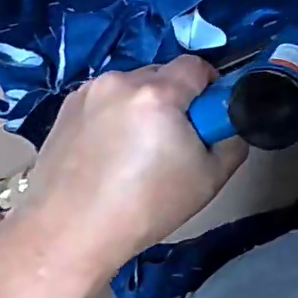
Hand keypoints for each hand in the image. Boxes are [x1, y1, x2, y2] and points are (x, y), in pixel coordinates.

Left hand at [3, 56, 247, 280]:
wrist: (68, 232)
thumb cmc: (143, 208)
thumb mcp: (208, 180)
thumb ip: (230, 140)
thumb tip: (228, 123)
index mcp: (157, 93)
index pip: (196, 65)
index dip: (209, 86)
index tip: (207, 115)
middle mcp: (121, 80)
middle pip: (161, 75)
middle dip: (174, 99)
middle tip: (171, 140)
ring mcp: (89, 91)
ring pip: (131, 87)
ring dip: (141, 105)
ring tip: (134, 151)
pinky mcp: (66, 105)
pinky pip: (104, 99)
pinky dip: (113, 114)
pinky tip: (106, 152)